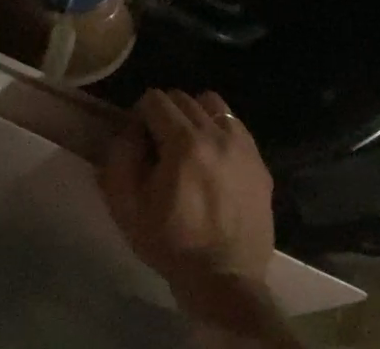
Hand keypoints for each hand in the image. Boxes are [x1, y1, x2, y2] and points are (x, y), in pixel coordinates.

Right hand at [100, 89, 275, 299]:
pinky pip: (235, 126)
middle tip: (159, 145)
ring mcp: (244, 148)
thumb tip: (130, 129)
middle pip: (182, 98)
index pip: (154, 99)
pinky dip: (219, 131)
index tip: (138, 142)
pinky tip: (212, 159)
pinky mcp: (260, 165)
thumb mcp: (125, 204)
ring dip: (194, 116)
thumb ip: (119, 155)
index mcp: (184, 143)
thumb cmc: (170, 243)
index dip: (139, 116)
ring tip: (188, 145)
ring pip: (212, 104)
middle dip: (164, 114)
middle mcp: (217, 136)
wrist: (224, 281)